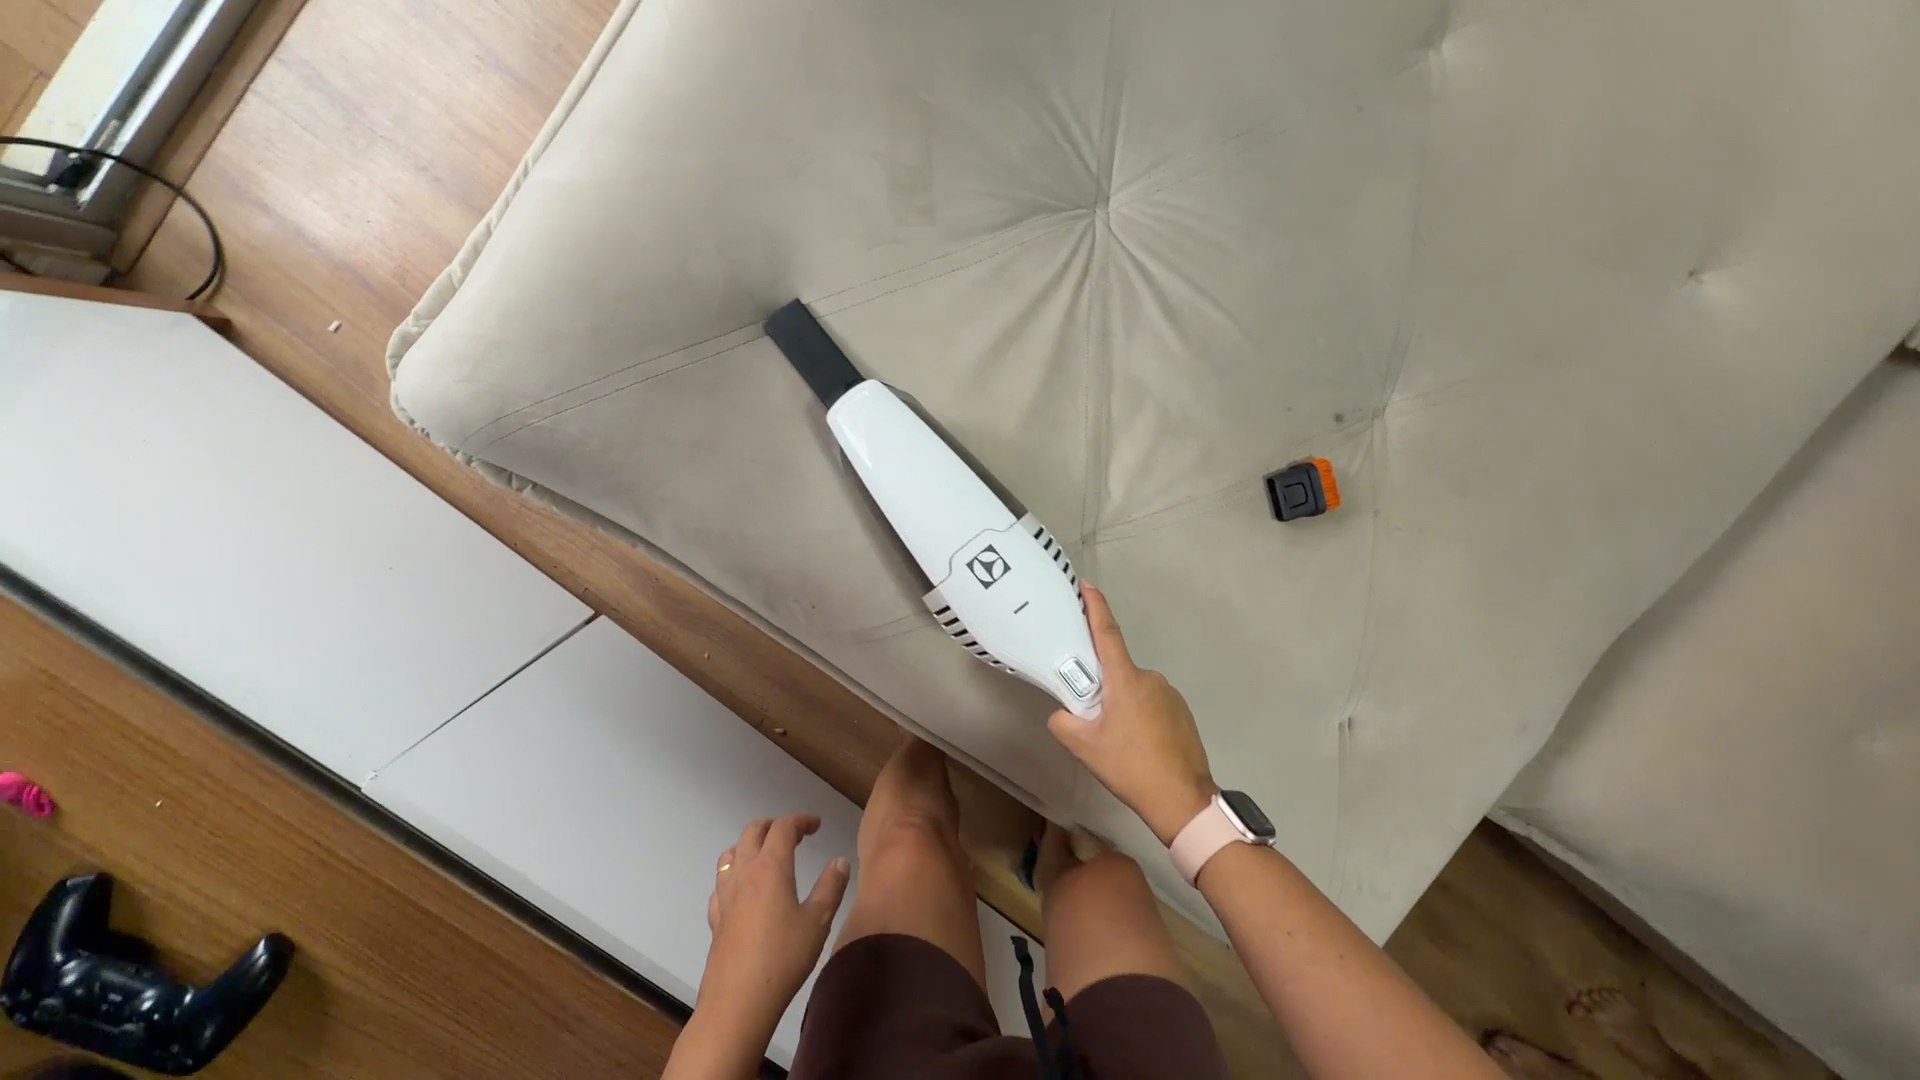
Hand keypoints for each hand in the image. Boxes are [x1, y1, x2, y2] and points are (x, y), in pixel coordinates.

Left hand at [698, 814, 851, 1031]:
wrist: (739, 1001)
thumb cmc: (783, 957)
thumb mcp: (818, 921)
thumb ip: (831, 886)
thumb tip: (840, 861)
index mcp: (770, 867)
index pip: (783, 827)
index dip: (801, 820)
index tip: (817, 825)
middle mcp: (744, 873)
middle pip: (752, 831)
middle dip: (774, 825)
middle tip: (795, 834)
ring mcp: (724, 895)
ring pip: (731, 853)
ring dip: (750, 844)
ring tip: (768, 854)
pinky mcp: (715, 917)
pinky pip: (721, 881)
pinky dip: (735, 873)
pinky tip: (745, 890)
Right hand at [1047, 584, 1218, 844]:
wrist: (1182, 799)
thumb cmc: (1130, 767)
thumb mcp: (1084, 747)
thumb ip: (1064, 722)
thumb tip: (1064, 713)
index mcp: (1125, 680)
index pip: (1107, 634)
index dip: (1095, 608)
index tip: (1086, 587)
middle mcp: (1150, 679)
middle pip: (1116, 672)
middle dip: (1101, 688)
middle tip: (1091, 718)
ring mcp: (1170, 695)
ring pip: (1134, 692)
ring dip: (1122, 706)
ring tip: (1118, 742)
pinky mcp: (1182, 713)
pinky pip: (1152, 705)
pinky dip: (1140, 718)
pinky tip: (1138, 747)